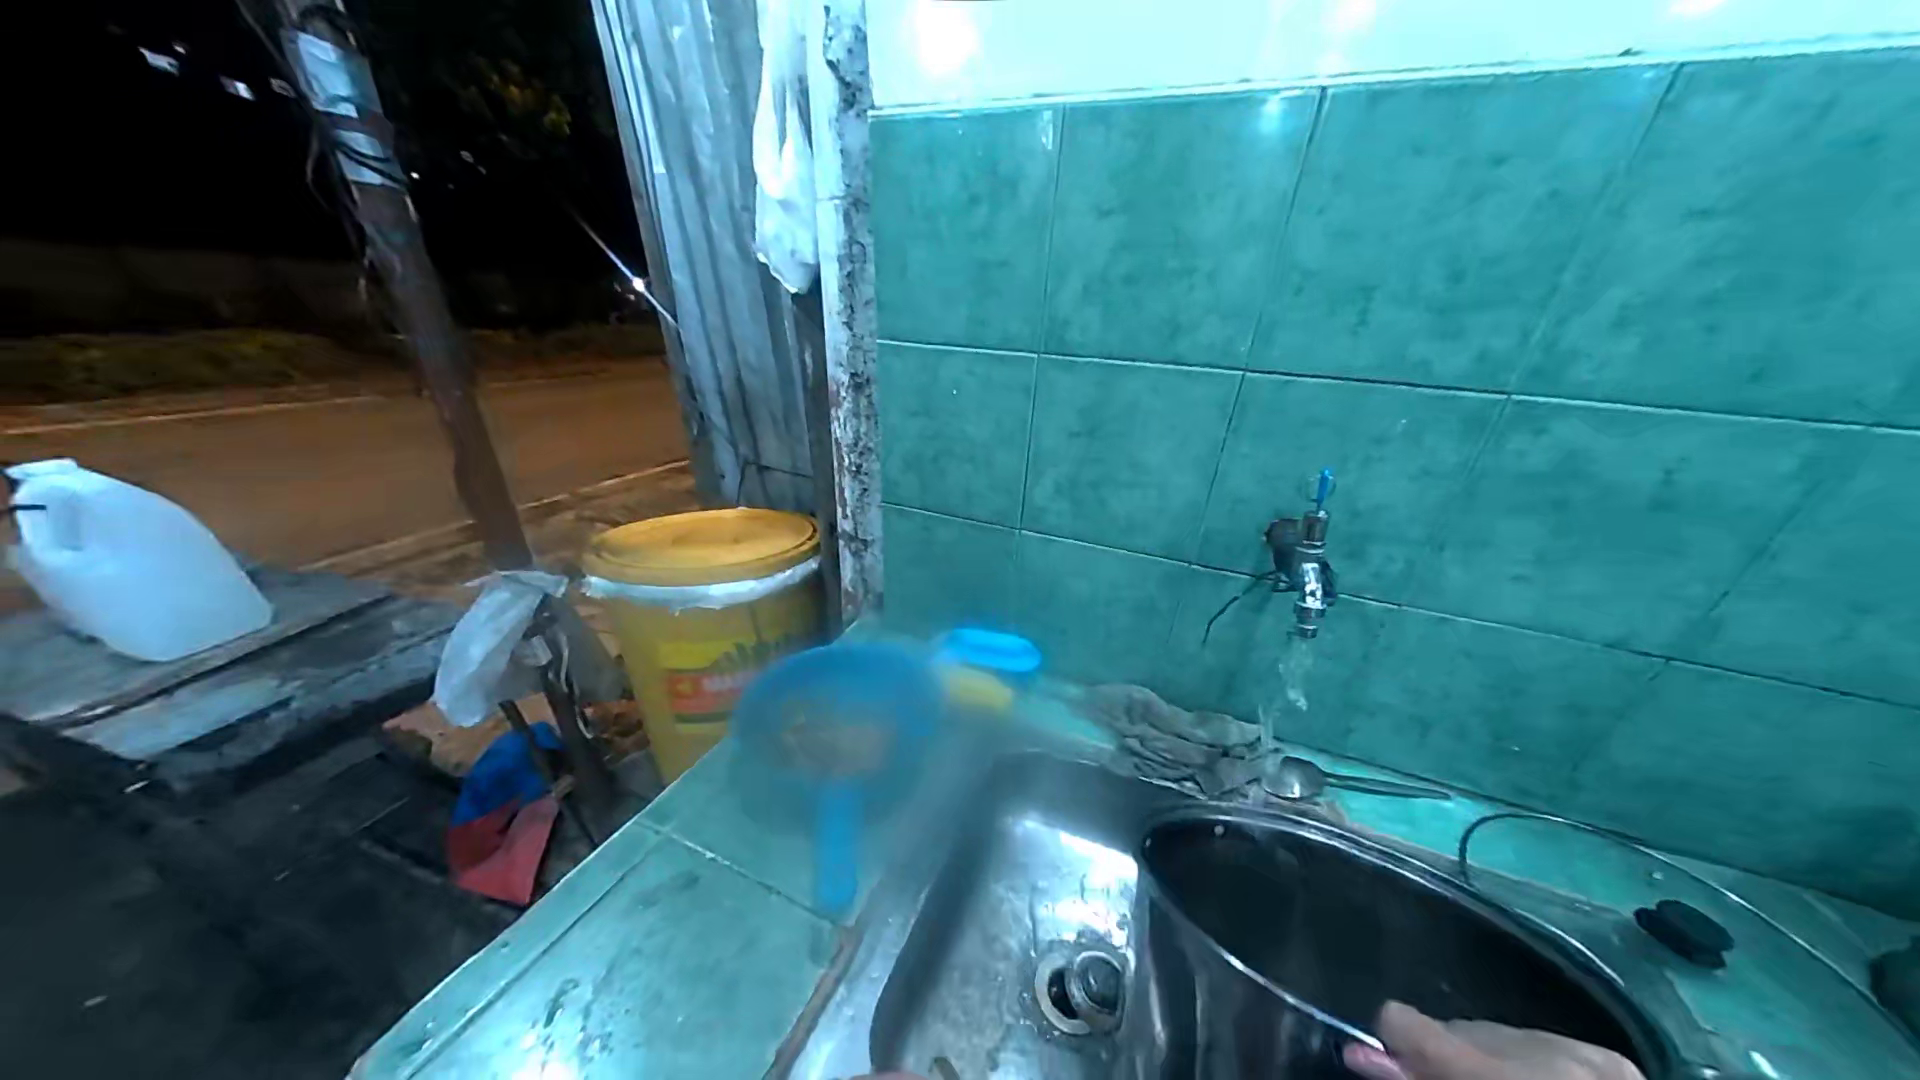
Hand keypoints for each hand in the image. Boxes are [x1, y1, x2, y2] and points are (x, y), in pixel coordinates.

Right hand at [1342, 1001, 1645, 1079]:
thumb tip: (1357, 1053)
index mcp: (1488, 1073)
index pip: (1400, 1018)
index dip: (1392, 1044)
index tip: (1400, 1069)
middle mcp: (1529, 1048)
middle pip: (1451, 1031)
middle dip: (1450, 1063)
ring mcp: (1577, 1051)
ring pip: (1496, 1036)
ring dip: (1492, 1066)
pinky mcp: (1609, 1058)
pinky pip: (1544, 1043)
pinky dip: (1535, 1069)